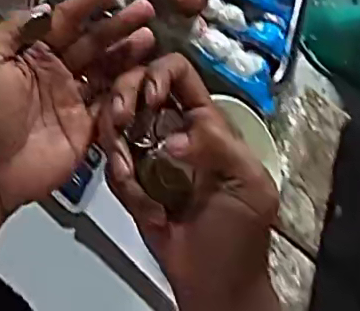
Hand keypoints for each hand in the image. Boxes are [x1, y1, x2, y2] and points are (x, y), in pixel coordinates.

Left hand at [0, 0, 156, 217]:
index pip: (67, 20)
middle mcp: (60, 67)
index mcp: (37, 50)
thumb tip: (47, 6)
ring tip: (150, 38)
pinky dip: (129, 91)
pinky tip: (147, 77)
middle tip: (146, 9)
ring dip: (128, 53)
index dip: (89, 3)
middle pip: (94, 41)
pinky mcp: (89, 126)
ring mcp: (76, 97)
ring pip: (107, 68)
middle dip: (119, 25)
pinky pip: (112, 104)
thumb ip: (15, 31)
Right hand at [97, 55, 279, 310]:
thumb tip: (173, 139)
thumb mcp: (250, 184)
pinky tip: (139, 202)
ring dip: (114, 140)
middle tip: (122, 120)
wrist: (216, 288)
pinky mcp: (128, 175)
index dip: (159, 73)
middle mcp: (169, 124)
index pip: (176, 71)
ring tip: (127, 173)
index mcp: (202, 118)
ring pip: (114, 115)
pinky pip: (109, 160)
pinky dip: (117, 176)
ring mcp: (145, 148)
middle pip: (135, 82)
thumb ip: (219, 146)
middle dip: (122, 96)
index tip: (151, 98)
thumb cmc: (241, 236)